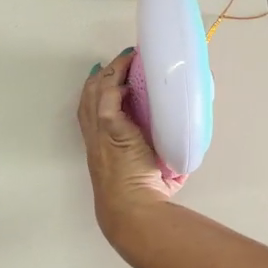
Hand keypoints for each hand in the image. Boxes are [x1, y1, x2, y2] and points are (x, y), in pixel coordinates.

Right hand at [78, 49, 179, 267]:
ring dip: (111, 72)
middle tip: (121, 62)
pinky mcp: (111, 128)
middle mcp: (95, 138)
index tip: (114, 80)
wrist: (131, 209)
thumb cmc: (141, 200)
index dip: (98, 95)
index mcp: (101, 149)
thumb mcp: (151, 176)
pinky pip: (109, 95)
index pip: (92, 115)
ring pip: (96, 92)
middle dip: (102, 76)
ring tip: (127, 58)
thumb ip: (161, 165)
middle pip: (88, 98)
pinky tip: (128, 68)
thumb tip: (179, 161)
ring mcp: (100, 132)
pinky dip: (117, 78)